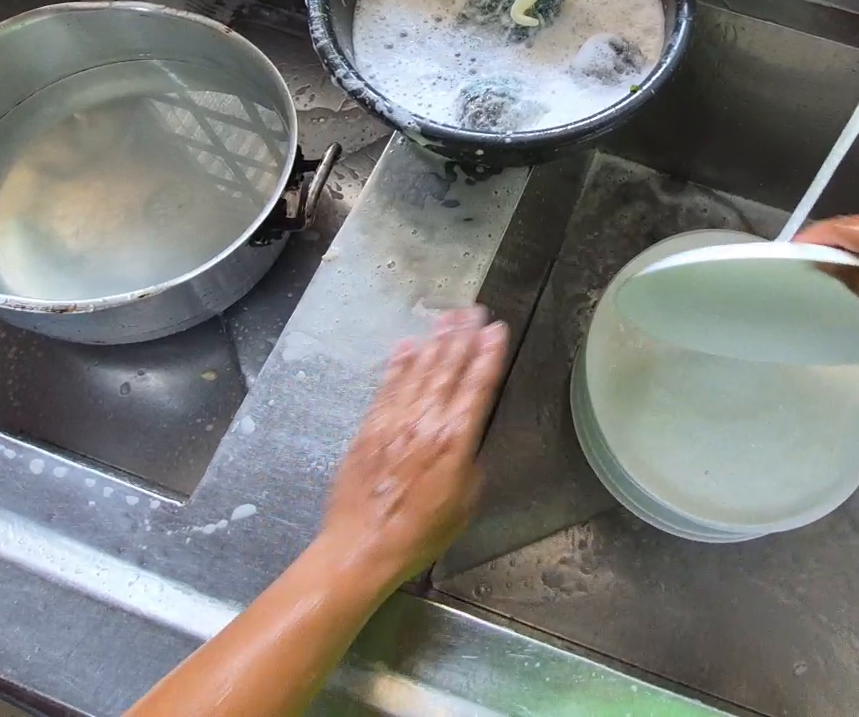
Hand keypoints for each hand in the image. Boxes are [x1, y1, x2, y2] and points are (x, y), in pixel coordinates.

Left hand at [315, 307, 508, 591]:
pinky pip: (388, 387)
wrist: (362, 548)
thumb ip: (470, 459)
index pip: (478, 386)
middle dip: (464, 336)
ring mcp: (396, 421)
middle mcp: (427, 422)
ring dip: (436, 341)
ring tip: (448, 317)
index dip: (489, 355)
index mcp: (456, 440)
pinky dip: (399, 364)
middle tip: (474, 310)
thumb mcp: (466, 501)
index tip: (497, 330)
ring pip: (420, 371)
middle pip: (449, 369)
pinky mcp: (370, 427)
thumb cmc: (422, 533)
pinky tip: (408, 345)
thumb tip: (468, 434)